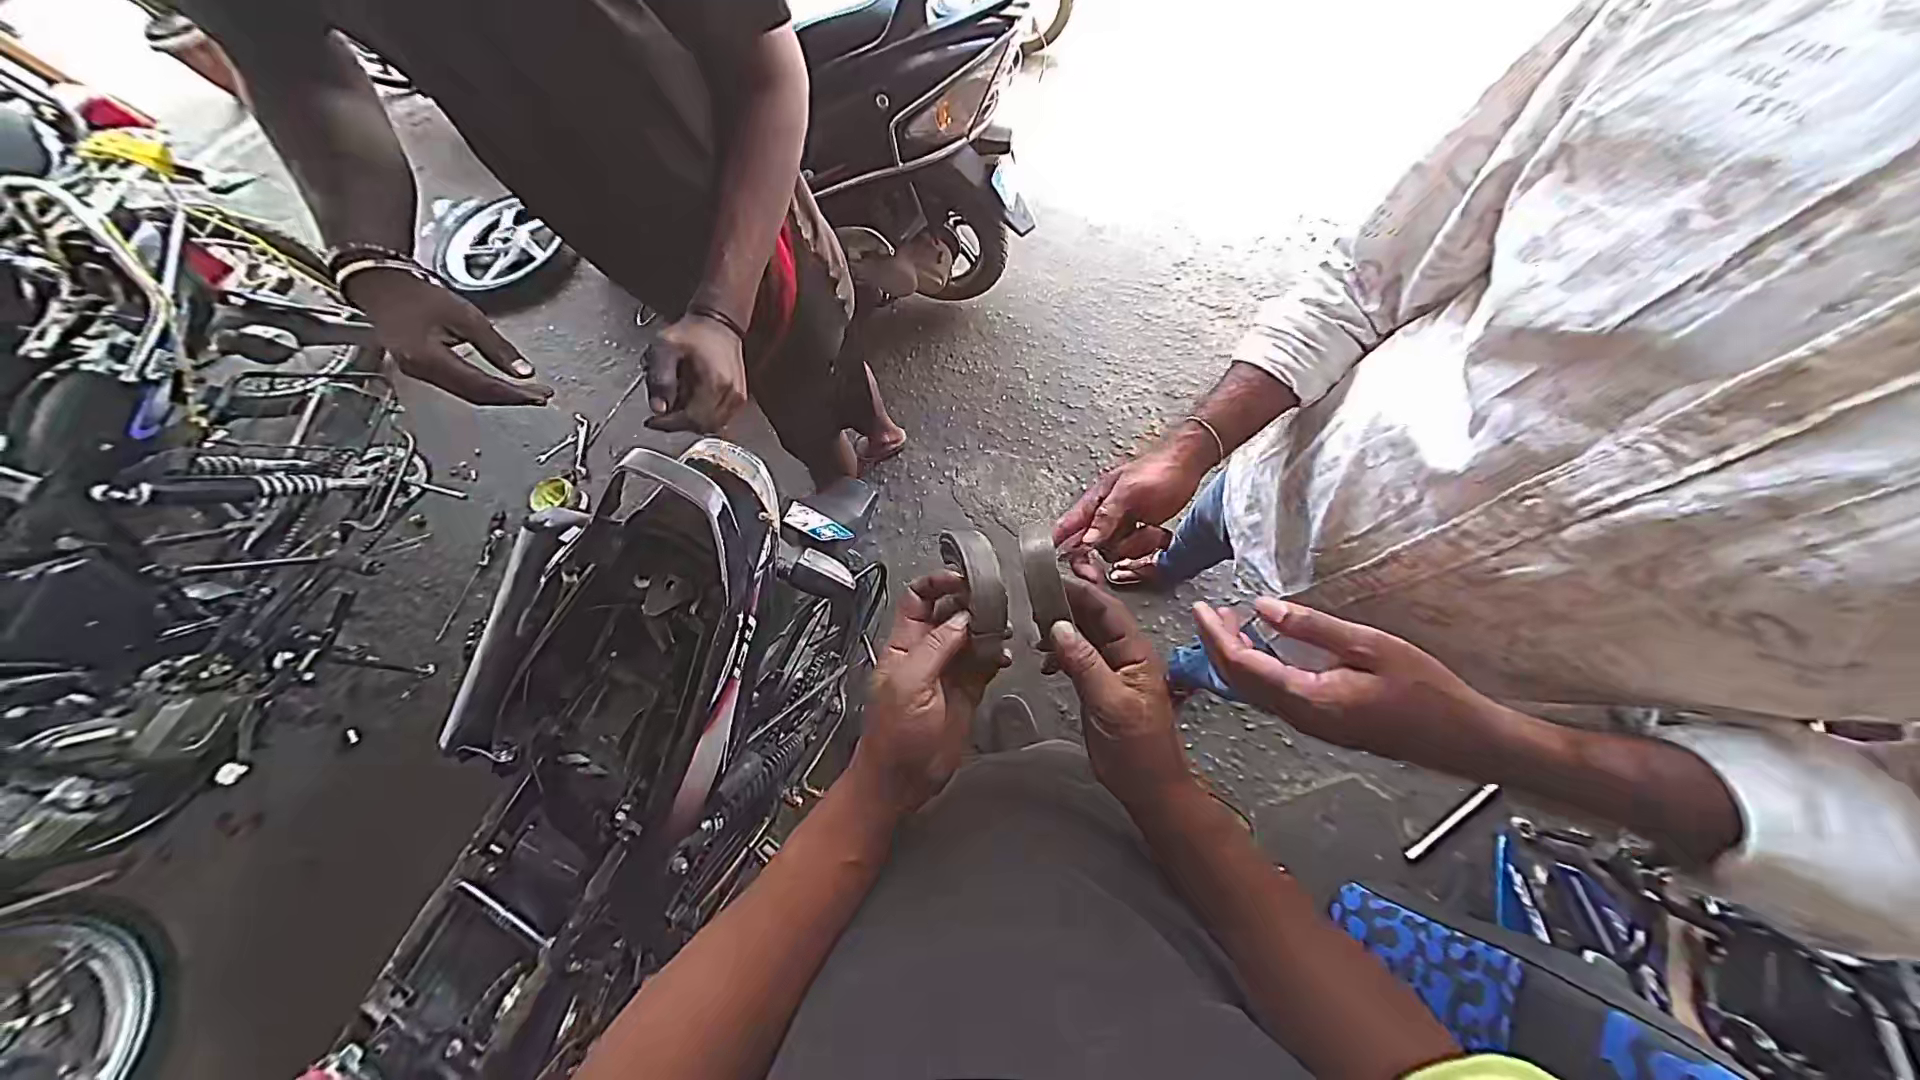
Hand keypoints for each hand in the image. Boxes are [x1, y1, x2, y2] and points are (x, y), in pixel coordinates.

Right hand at [346, 268, 551, 405]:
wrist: (380, 284)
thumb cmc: (416, 295)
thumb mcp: (466, 316)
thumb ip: (498, 347)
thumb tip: (524, 371)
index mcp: (428, 358)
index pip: (483, 386)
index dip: (515, 393)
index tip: (540, 393)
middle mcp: (421, 371)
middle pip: (477, 395)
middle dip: (512, 398)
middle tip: (540, 396)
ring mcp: (420, 373)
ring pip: (470, 394)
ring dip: (501, 396)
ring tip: (528, 393)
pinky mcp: (423, 371)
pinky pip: (461, 387)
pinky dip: (486, 389)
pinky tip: (504, 387)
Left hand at [645, 313, 748, 433]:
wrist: (718, 325)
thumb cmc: (694, 333)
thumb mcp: (665, 349)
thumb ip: (660, 379)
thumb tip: (658, 408)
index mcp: (715, 382)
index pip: (692, 419)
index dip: (669, 424)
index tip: (653, 420)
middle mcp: (731, 394)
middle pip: (702, 426)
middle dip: (679, 423)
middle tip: (663, 411)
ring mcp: (738, 398)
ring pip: (711, 426)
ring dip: (691, 421)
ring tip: (678, 402)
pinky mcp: (739, 399)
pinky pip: (720, 420)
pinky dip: (703, 417)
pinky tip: (693, 402)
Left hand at [853, 572, 1005, 813]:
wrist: (902, 780)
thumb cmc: (892, 736)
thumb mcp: (909, 684)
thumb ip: (936, 648)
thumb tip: (962, 619)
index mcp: (904, 644)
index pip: (919, 598)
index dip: (938, 583)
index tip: (963, 578)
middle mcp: (927, 652)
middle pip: (950, 612)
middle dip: (970, 601)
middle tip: (992, 599)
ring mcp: (948, 670)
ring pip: (971, 634)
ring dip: (988, 627)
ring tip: (1002, 627)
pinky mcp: (967, 690)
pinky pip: (985, 661)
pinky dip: (998, 654)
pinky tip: (1005, 655)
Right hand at [1045, 577, 1190, 804]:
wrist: (1148, 787)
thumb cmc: (1137, 749)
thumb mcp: (1109, 702)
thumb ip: (1084, 663)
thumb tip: (1058, 627)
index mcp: (1136, 652)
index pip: (1107, 610)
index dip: (1080, 592)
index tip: (1050, 581)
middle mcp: (1125, 655)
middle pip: (1094, 619)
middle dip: (1066, 607)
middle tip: (1033, 601)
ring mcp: (1111, 670)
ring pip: (1084, 637)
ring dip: (1060, 630)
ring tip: (1034, 629)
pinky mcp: (1098, 685)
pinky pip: (1077, 657)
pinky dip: (1059, 653)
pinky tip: (1045, 660)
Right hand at [1053, 430, 1212, 576]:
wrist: (1188, 464)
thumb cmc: (1157, 469)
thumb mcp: (1128, 492)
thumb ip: (1105, 517)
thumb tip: (1086, 541)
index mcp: (1093, 503)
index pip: (1065, 530)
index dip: (1064, 551)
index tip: (1078, 569)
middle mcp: (1103, 516)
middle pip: (1088, 548)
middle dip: (1102, 557)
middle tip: (1106, 569)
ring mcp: (1120, 524)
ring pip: (1115, 551)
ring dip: (1134, 546)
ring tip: (1148, 530)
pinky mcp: (1137, 530)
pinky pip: (1135, 549)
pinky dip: (1148, 545)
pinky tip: (1157, 534)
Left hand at [1192, 597, 1504, 764]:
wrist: (1466, 741)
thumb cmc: (1427, 692)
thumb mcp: (1370, 646)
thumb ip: (1311, 628)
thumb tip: (1262, 607)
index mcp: (1306, 698)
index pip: (1241, 664)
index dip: (1215, 634)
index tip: (1202, 608)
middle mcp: (1298, 716)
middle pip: (1237, 679)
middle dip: (1217, 643)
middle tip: (1212, 610)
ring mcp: (1308, 724)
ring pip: (1251, 689)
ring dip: (1234, 654)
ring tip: (1230, 622)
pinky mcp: (1319, 723)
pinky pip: (1270, 695)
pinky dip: (1254, 668)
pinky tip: (1261, 647)